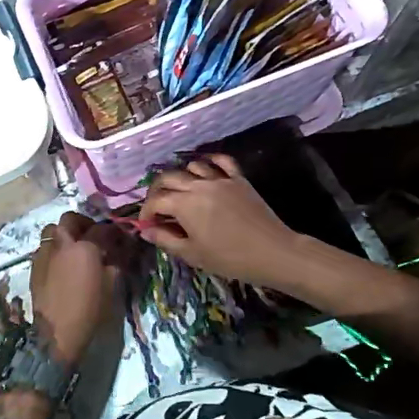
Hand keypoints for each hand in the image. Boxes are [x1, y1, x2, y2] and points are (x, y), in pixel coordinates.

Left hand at [28, 212, 125, 363]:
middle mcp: (63, 244)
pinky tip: (60, 262)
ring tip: (72, 245)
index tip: (118, 235)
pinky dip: (54, 247)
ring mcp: (45, 252)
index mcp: (85, 247)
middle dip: (83, 222)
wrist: (57, 331)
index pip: (102, 229)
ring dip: (64, 232)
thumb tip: (117, 251)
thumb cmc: (89, 310)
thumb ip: (114, 262)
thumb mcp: (110, 286)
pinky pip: (44, 246)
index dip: (112, 231)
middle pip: (70, 219)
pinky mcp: (34, 264)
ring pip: (52, 229)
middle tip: (91, 234)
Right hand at [138, 155, 303, 286]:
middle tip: (157, 207)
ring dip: (181, 176)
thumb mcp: (192, 254)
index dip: (146, 212)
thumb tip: (146, 231)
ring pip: (192, 166)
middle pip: (168, 177)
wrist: (273, 252)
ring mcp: (220, 179)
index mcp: (184, 204)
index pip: (156, 200)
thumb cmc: (229, 258)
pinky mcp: (239, 179)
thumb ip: (165, 239)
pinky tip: (205, 171)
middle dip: (157, 191)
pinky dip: (209, 161)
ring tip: (180, 191)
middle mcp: (199, 185)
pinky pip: (221, 161)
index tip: (147, 225)